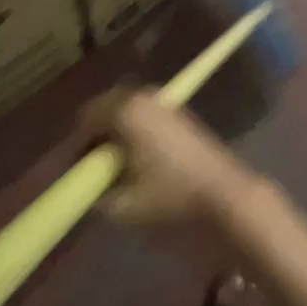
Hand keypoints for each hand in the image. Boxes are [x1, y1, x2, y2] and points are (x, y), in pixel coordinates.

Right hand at [85, 87, 259, 225]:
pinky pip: (149, 117)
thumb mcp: (123, 207)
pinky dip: (140, 133)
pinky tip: (143, 162)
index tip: (80, 171)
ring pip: (131, 111)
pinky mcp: (184, 117)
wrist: (226, 198)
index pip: (87, 117)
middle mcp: (144, 97)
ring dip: (120, 132)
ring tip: (120, 167)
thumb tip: (93, 189)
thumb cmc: (171, 199)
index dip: (80, 144)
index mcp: (126, 111)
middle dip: (100, 133)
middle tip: (97, 167)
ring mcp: (167, 104)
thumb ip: (99, 195)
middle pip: (109, 108)